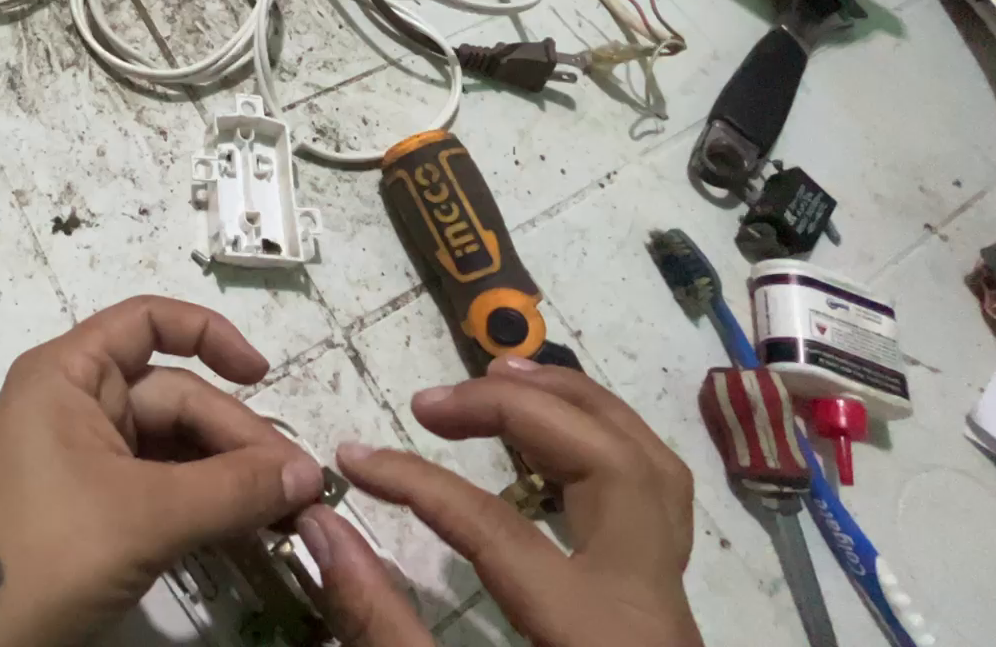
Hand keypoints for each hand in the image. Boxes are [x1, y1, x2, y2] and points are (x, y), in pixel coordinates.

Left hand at [0, 296, 324, 645]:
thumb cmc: (45, 555)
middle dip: (235, 436)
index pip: (147, 322)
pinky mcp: (96, 498)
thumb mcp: (145, 517)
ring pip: (173, 442)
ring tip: (283, 512)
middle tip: (297, 487)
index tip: (262, 374)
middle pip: (173, 393)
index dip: (208, 334)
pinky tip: (246, 527)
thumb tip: (310, 473)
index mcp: (70, 373)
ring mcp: (86, 451)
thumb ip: (232, 490)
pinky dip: (203, 500)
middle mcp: (77, 399)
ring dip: (226, 473)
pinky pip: (162, 481)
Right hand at [297, 356, 702, 646]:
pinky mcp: (664, 604)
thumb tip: (323, 527)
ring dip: (573, 404)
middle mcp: (656, 608)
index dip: (412, 483)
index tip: (349, 459)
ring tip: (496, 375)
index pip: (496, 528)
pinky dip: (596, 436)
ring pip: (649, 463)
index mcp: (603, 638)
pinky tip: (542, 435)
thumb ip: (383, 627)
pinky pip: (648, 489)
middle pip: (609, 463)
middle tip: (432, 403)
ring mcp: (673, 603)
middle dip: (515, 411)